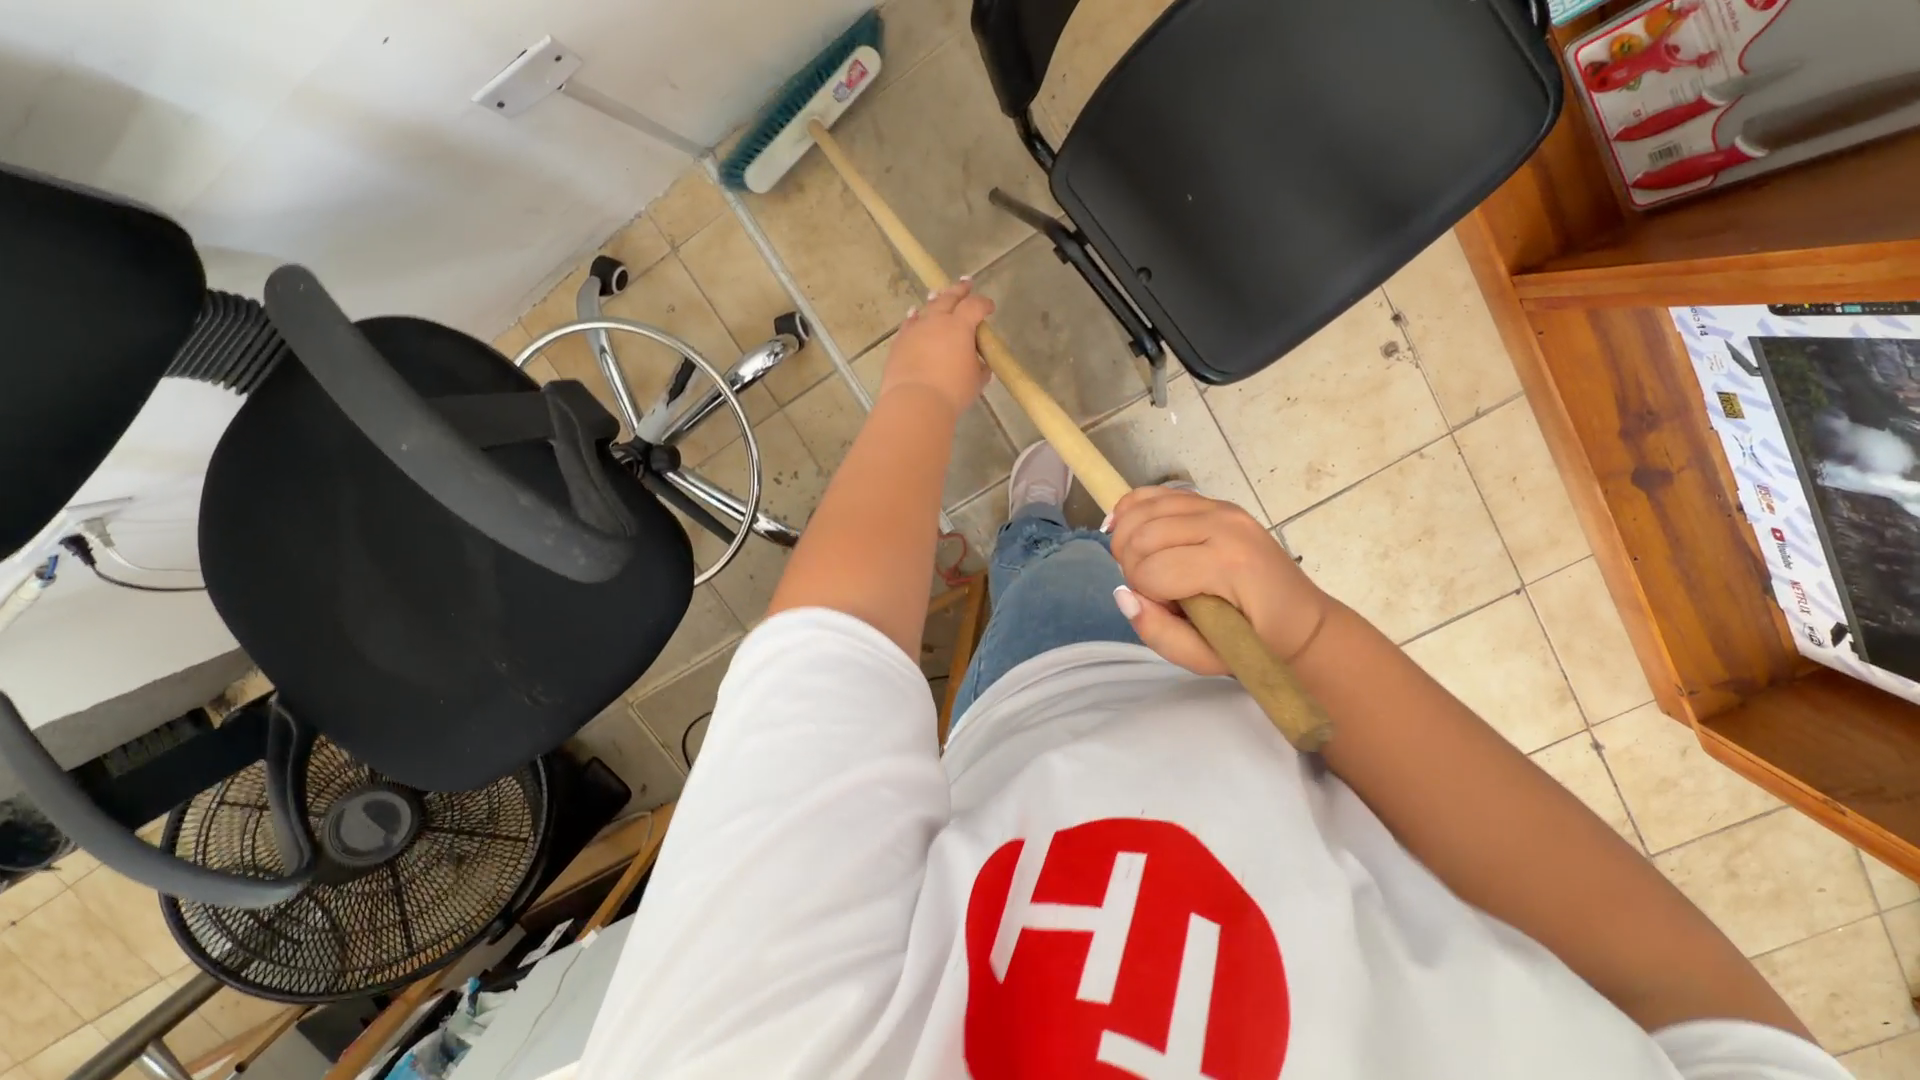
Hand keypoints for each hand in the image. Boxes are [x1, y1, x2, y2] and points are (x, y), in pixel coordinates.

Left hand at [878, 280, 991, 417]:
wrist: (915, 402)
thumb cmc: (952, 391)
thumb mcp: (976, 380)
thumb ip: (980, 367)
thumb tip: (980, 364)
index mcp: (960, 326)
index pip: (974, 306)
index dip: (983, 304)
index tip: (989, 307)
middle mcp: (937, 321)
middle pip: (949, 298)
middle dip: (959, 290)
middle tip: (965, 282)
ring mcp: (915, 330)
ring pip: (926, 308)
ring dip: (934, 300)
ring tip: (937, 293)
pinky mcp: (899, 343)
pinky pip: (908, 324)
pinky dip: (914, 318)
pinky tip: (913, 315)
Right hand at [1108, 487, 1332, 674]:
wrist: (1301, 620)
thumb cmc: (1257, 644)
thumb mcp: (1207, 659)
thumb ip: (1160, 634)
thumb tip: (1122, 596)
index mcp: (1228, 565)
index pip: (1151, 571)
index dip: (1146, 596)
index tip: (1168, 610)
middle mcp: (1224, 525)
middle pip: (1142, 536)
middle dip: (1132, 568)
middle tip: (1153, 590)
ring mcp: (1220, 507)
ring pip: (1142, 511)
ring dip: (1128, 540)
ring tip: (1141, 565)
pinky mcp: (1214, 501)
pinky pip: (1155, 494)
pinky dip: (1132, 510)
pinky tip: (1125, 529)